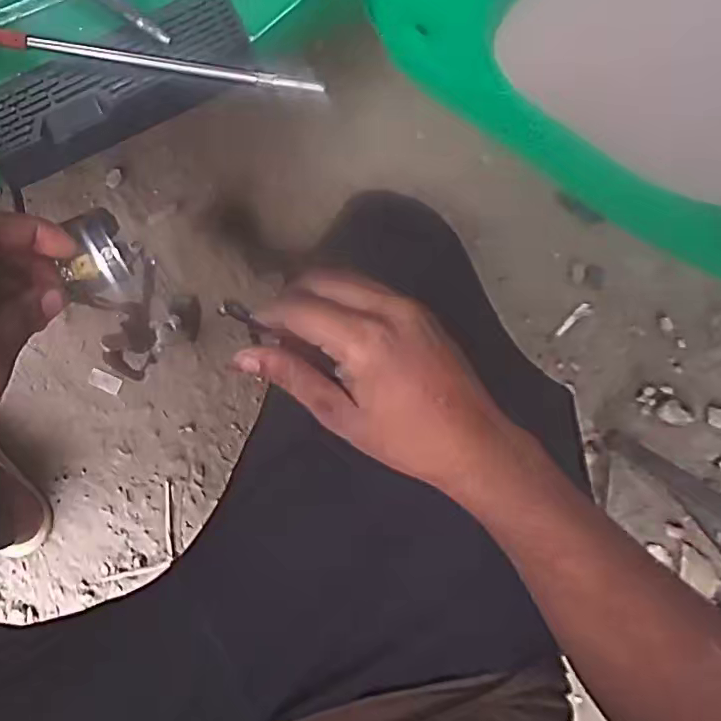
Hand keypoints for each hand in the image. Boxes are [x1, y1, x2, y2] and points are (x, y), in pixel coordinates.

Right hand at [231, 270, 542, 494]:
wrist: (477, 444)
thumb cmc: (404, 440)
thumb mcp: (339, 414)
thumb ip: (291, 375)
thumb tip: (243, 356)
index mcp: (364, 339)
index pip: (298, 308)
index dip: (267, 315)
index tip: (250, 330)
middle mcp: (385, 309)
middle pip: (317, 279)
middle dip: (287, 298)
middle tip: (274, 332)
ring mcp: (405, 304)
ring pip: (341, 276)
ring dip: (311, 294)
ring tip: (301, 332)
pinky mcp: (416, 307)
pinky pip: (364, 286)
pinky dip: (337, 296)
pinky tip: (332, 329)